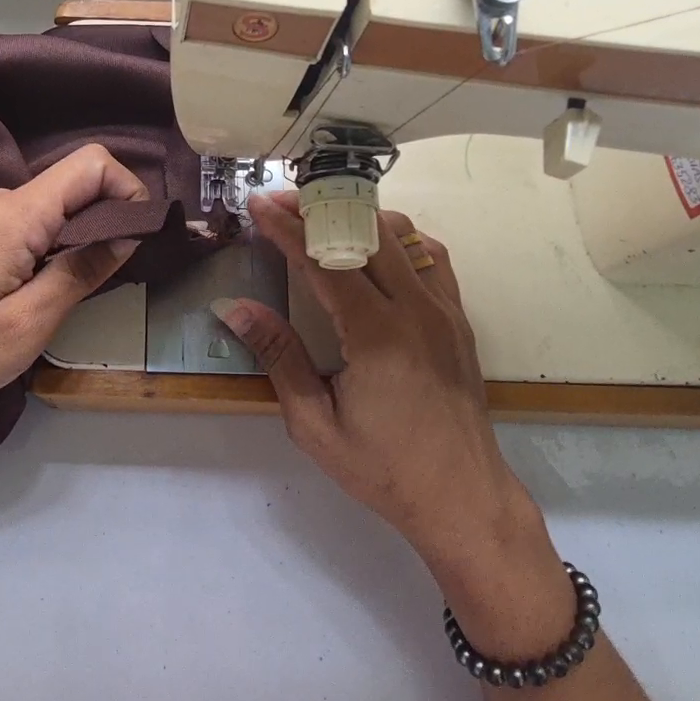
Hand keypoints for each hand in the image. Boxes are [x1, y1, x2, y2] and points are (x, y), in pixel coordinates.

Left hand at [0, 144, 147, 420]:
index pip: (92, 165)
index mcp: (15, 215)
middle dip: (113, 215)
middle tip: (123, 270)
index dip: (130, 191)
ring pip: (58, 204)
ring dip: (86, 233)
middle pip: (77, 182)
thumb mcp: (26, 325)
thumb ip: (80, 273)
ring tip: (92, 283)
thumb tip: (127, 237)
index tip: (143, 239)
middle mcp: (1, 201)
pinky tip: (56, 282)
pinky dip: (61, 242)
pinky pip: (36, 220)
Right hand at [213, 191, 536, 562]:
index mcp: (379, 334)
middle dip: (320, 209)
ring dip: (357, 217)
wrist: (464, 498)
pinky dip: (397, 239)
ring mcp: (445, 310)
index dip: (288, 227)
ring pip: (403, 236)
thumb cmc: (384, 470)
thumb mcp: (315, 424)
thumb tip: (234, 307)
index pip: (326, 260)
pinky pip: (431, 257)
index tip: (258, 202)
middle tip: (280, 202)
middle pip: (366, 233)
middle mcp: (417, 309)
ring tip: (319, 217)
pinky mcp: (459, 319)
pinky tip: (374, 247)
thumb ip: (279, 358)